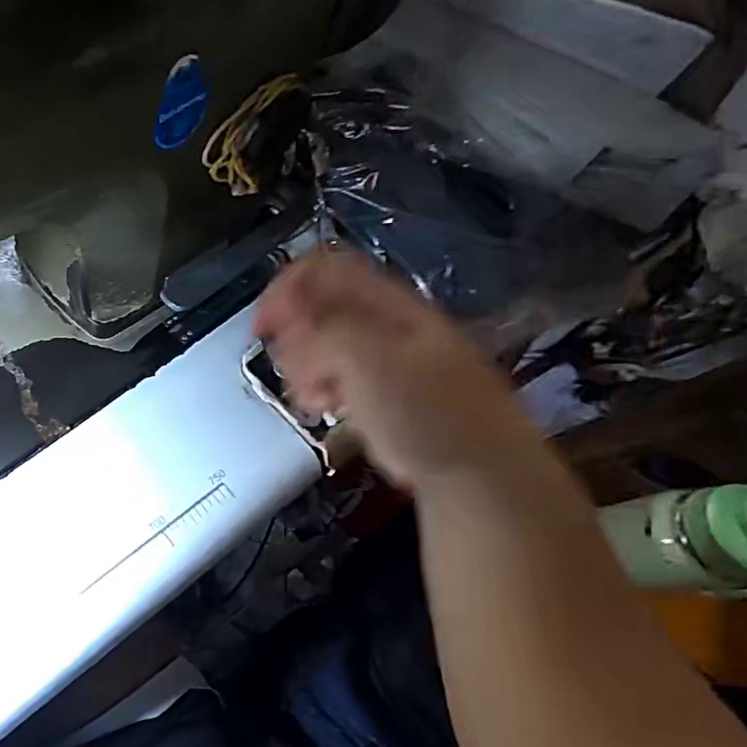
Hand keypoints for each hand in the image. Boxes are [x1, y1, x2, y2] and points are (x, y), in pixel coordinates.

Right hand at [254, 245, 540, 492]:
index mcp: (391, 307)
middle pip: (324, 306)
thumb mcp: (369, 362)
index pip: (328, 269)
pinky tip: (327, 407)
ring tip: (310, 397)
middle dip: (296, 335)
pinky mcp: (393, 393)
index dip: (288, 288)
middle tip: (292, 372)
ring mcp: (394, 359)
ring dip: (306, 366)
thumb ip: (325, 326)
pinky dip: (325, 387)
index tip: (265, 328)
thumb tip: (290, 305)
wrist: (482, 477)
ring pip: (331, 343)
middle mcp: (392, 326)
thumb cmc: (426, 418)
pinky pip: (344, 374)